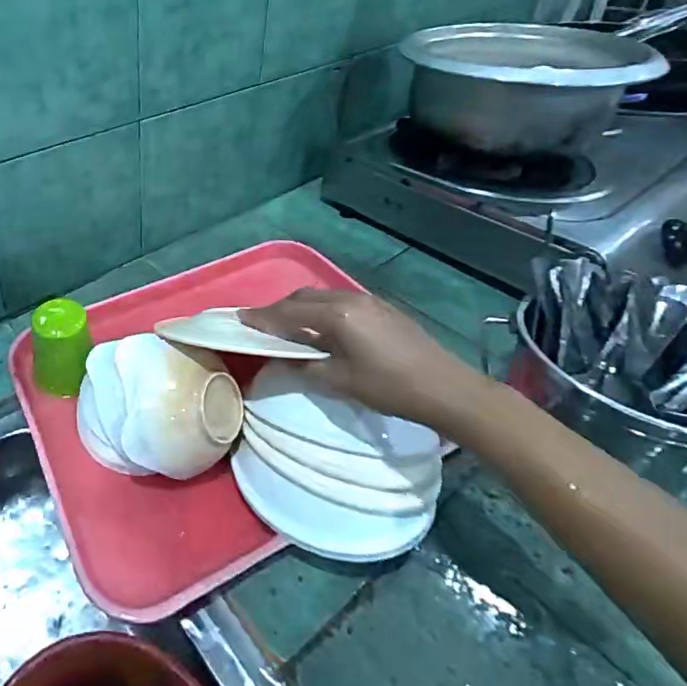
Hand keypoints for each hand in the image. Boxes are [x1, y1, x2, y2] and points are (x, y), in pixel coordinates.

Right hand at [239, 288, 493, 430]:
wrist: (446, 388)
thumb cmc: (390, 387)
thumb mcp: (341, 381)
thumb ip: (304, 367)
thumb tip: (279, 362)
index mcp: (336, 315)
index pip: (288, 312)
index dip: (262, 318)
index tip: (239, 320)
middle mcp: (349, 298)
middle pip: (303, 298)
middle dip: (278, 309)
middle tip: (259, 324)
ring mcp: (368, 300)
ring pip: (321, 297)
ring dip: (300, 308)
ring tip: (286, 326)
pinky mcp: (381, 307)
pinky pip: (338, 301)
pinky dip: (320, 310)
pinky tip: (319, 327)